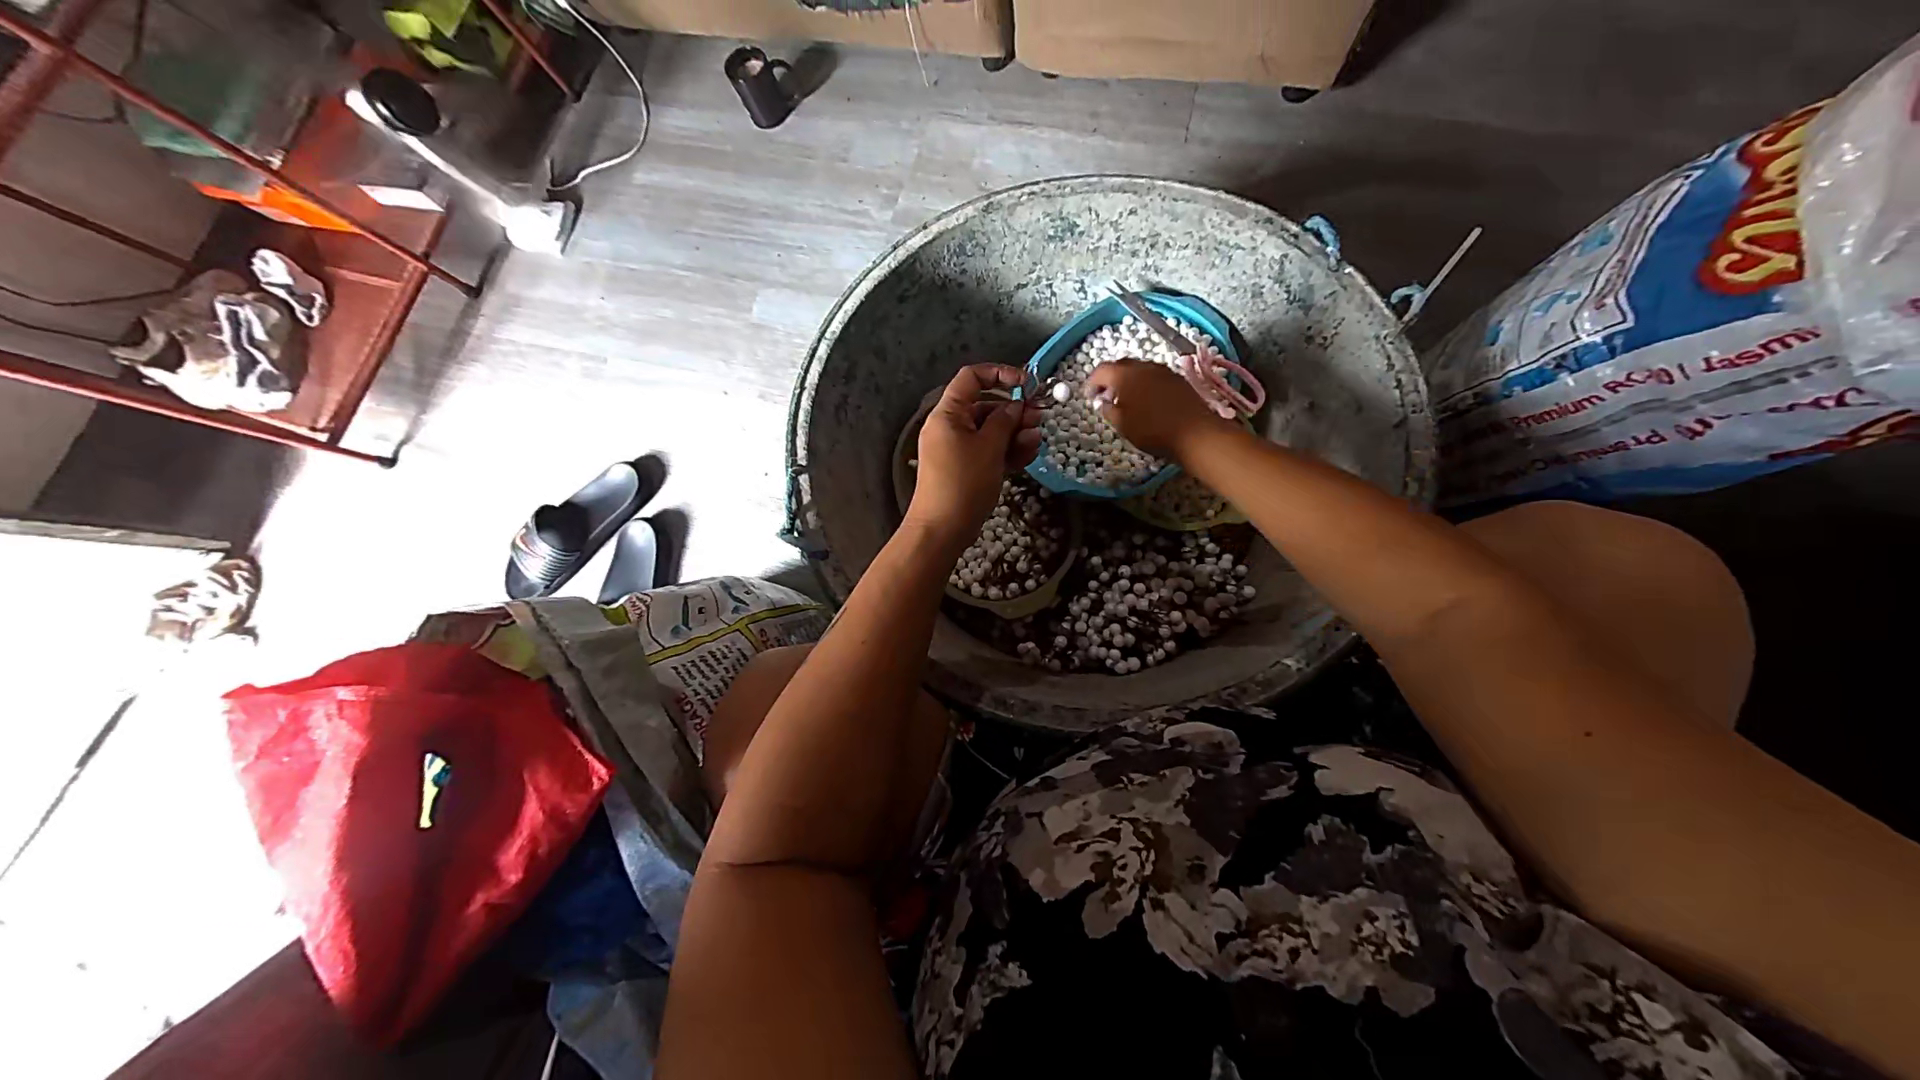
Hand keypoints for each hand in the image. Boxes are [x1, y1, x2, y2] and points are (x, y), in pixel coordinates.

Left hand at [905, 364, 1042, 542]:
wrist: (942, 529)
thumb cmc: (963, 483)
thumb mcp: (989, 447)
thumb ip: (1005, 421)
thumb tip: (1016, 405)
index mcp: (948, 413)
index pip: (972, 378)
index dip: (1000, 374)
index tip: (1027, 384)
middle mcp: (950, 427)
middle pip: (986, 406)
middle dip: (1015, 410)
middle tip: (1040, 416)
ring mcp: (958, 449)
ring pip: (991, 431)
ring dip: (1015, 432)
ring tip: (1035, 440)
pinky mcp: (967, 468)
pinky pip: (989, 451)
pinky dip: (1007, 450)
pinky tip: (1027, 454)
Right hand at [1085, 358, 1234, 461]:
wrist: (1195, 433)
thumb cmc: (1152, 430)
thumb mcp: (1122, 424)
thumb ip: (1108, 410)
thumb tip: (1103, 402)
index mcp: (1125, 375)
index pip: (1102, 370)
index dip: (1092, 382)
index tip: (1089, 395)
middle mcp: (1144, 366)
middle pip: (1121, 366)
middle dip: (1110, 378)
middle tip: (1105, 395)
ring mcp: (1163, 370)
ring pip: (1140, 369)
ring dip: (1129, 380)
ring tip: (1126, 398)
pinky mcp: (1178, 378)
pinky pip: (1154, 376)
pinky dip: (1145, 383)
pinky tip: (1147, 400)